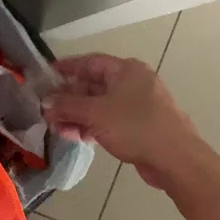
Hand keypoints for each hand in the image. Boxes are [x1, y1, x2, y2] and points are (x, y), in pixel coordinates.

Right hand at [44, 54, 205, 188]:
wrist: (174, 158)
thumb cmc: (135, 126)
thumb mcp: (96, 113)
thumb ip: (68, 105)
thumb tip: (45, 102)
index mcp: (126, 70)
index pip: (90, 62)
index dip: (67, 68)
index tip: (46, 76)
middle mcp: (133, 83)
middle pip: (94, 85)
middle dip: (69, 98)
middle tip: (47, 109)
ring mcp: (137, 105)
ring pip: (100, 105)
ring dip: (77, 115)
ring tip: (56, 127)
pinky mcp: (138, 126)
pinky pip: (109, 120)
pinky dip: (92, 126)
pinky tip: (75, 135)